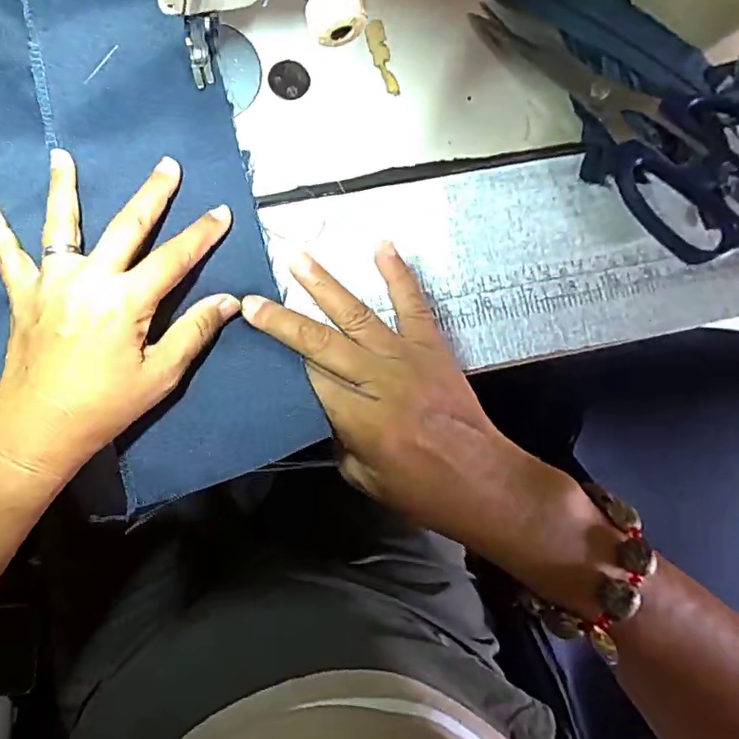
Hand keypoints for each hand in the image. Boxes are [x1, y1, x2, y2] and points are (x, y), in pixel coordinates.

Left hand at [0, 149, 240, 492]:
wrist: (38, 426)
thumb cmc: (103, 407)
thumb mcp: (159, 376)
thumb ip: (193, 332)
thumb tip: (228, 300)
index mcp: (126, 301)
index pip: (175, 258)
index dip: (202, 234)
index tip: (221, 211)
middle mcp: (89, 279)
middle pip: (126, 225)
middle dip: (152, 193)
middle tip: (168, 165)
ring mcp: (51, 282)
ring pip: (60, 226)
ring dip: (62, 188)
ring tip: (61, 155)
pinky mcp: (23, 294)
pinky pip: (8, 257)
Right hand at [240, 243, 594, 589]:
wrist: (486, 484)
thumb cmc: (420, 490)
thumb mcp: (361, 476)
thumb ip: (336, 436)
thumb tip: (320, 405)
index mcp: (357, 417)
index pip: (308, 376)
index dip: (283, 361)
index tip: (258, 344)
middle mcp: (377, 380)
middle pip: (319, 341)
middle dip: (282, 320)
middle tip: (252, 300)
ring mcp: (406, 358)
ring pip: (355, 314)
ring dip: (323, 284)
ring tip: (297, 259)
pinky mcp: (432, 347)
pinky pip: (412, 305)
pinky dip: (398, 274)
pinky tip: (382, 248)